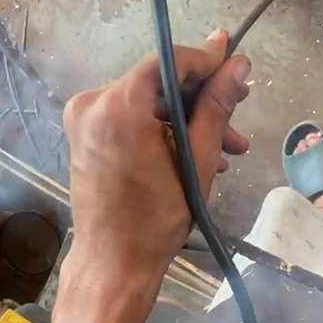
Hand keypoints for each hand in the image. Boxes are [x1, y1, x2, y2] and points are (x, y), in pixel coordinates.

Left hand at [63, 29, 251, 283]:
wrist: (114, 262)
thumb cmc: (158, 218)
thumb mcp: (198, 160)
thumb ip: (217, 106)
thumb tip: (238, 64)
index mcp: (119, 106)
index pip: (169, 60)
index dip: (206, 63)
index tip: (236, 73)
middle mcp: (93, 103)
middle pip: (158, 81)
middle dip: (201, 99)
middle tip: (239, 114)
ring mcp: (84, 119)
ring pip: (147, 101)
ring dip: (187, 119)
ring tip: (227, 148)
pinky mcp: (84, 134)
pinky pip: (131, 118)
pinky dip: (162, 129)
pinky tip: (195, 152)